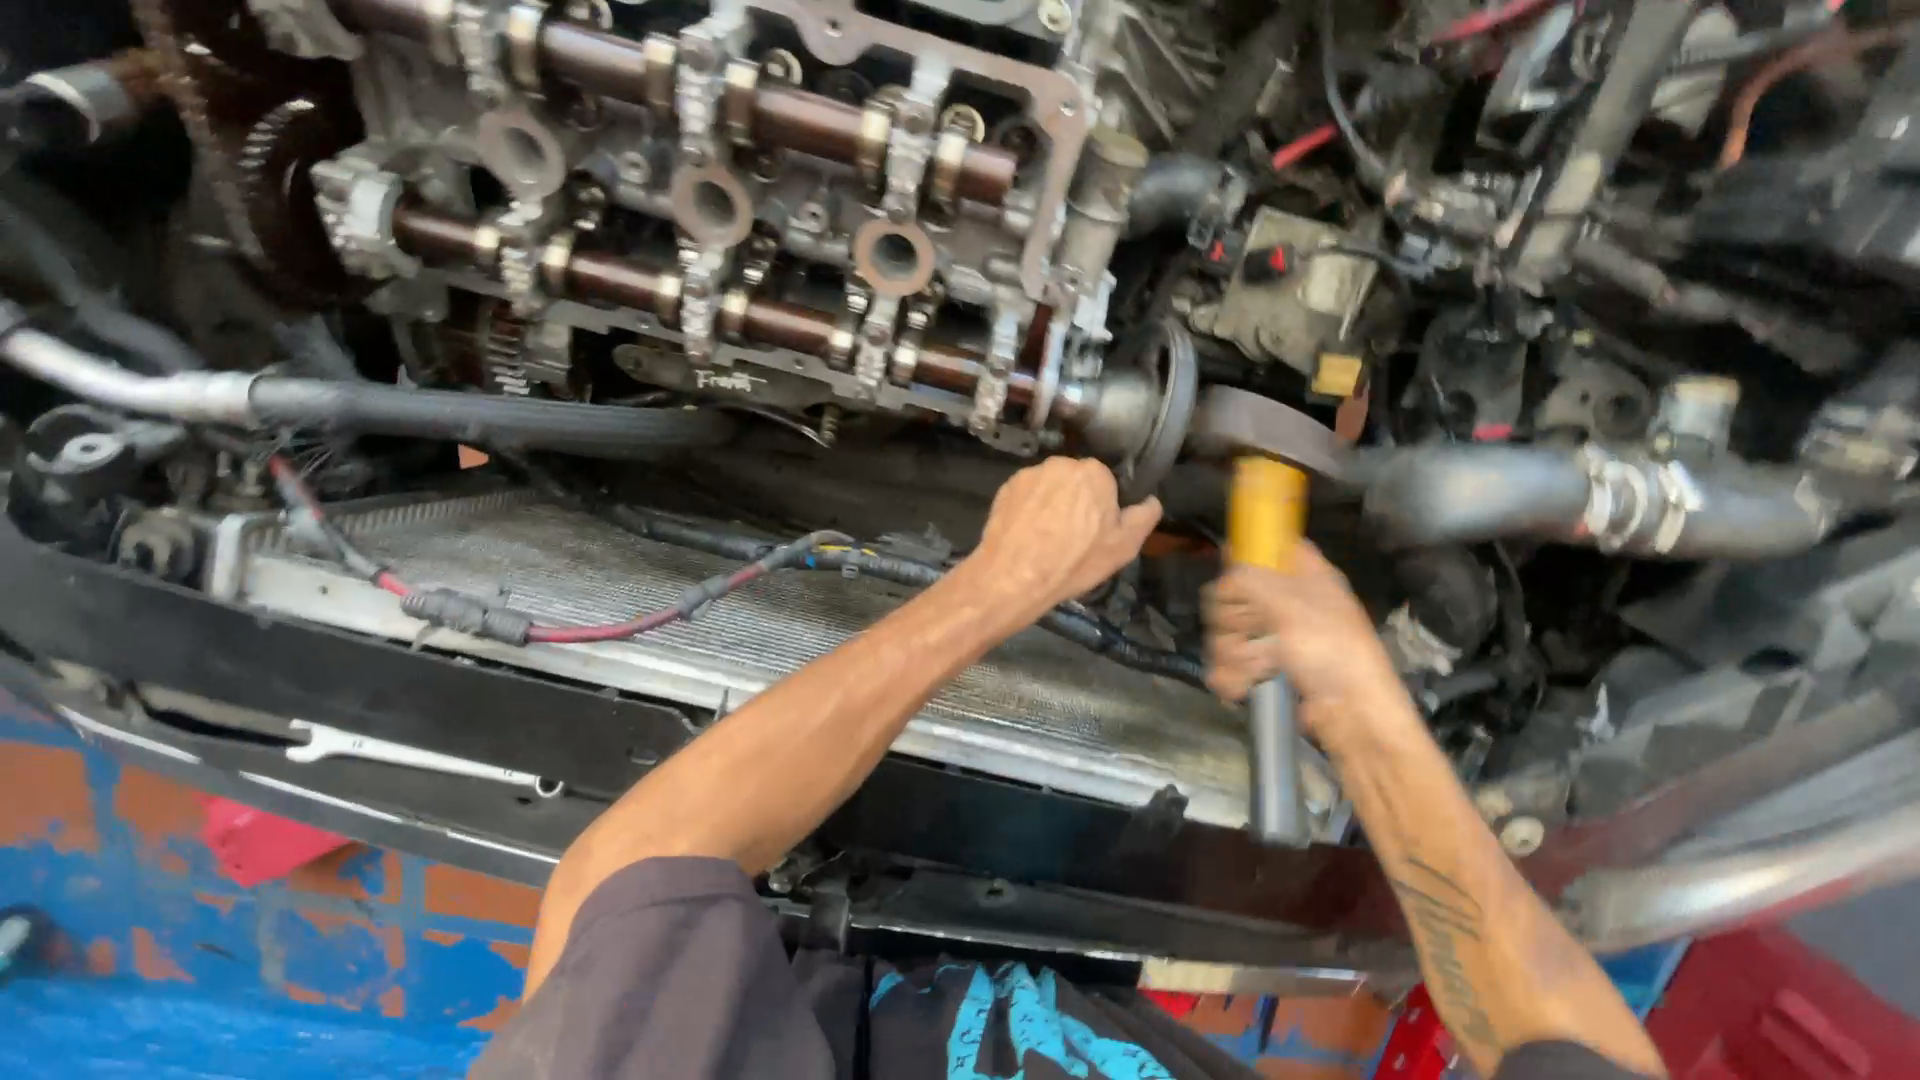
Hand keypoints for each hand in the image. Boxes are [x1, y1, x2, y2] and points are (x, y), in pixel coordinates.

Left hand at [966, 458, 1161, 615]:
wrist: (1014, 576)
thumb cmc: (1075, 561)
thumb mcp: (1123, 547)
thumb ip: (1144, 517)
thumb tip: (1151, 500)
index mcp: (1094, 472)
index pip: (1105, 483)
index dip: (1102, 507)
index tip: (1096, 531)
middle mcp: (1061, 464)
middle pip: (1076, 481)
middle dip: (1076, 502)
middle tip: (1072, 537)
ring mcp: (1030, 474)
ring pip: (1050, 487)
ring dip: (1051, 504)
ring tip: (1046, 538)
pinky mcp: (1006, 487)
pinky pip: (1027, 494)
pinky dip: (1029, 509)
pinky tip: (1027, 534)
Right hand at [1206, 542, 1400, 731]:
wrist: (1353, 713)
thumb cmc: (1332, 651)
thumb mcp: (1290, 606)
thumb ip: (1250, 579)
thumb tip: (1227, 554)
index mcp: (1306, 576)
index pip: (1270, 547)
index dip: (1247, 555)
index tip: (1231, 573)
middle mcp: (1289, 601)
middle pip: (1237, 592)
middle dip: (1231, 619)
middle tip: (1242, 633)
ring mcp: (1278, 634)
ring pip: (1230, 629)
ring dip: (1230, 653)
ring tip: (1249, 671)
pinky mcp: (1268, 665)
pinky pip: (1233, 659)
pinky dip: (1231, 674)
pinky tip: (1239, 686)